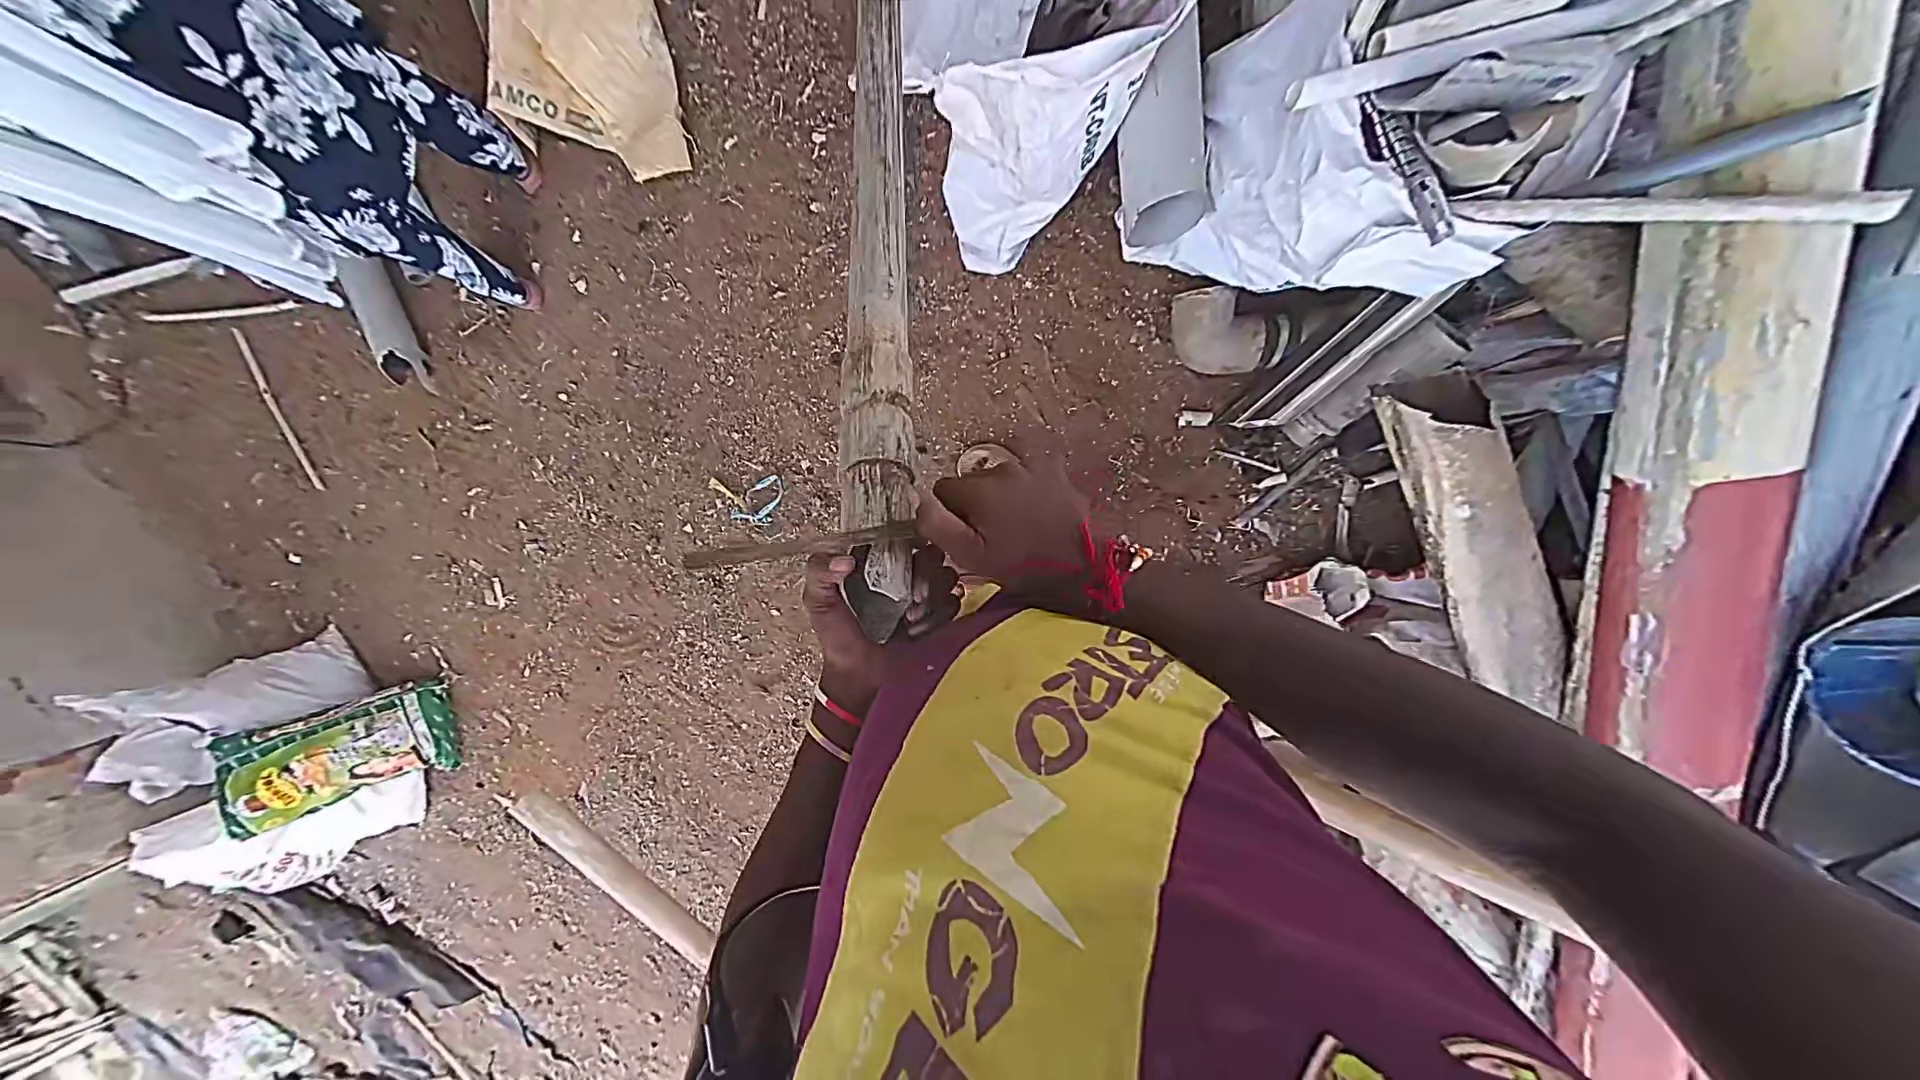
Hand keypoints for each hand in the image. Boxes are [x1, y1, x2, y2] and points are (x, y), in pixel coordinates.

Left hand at [802, 546, 959, 707]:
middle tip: (914, 599)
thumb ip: (819, 572)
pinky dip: (941, 615)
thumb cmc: (838, 637)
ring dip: (935, 597)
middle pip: (933, 555)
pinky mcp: (940, 617)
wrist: (858, 677)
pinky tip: (919, 630)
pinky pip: (954, 603)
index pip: (903, 540)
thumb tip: (845, 561)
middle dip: (928, 575)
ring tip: (912, 619)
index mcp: (879, 564)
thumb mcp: (818, 601)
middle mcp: (905, 575)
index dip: (906, 552)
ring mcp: (926, 595)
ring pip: (948, 576)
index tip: (899, 572)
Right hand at [915, 428, 1096, 611]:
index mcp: (979, 490)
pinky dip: (1023, 482)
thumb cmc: (1023, 566)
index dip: (950, 514)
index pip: (943, 490)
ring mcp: (1032, 466)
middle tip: (992, 533)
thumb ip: (937, 525)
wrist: (1079, 567)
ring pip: (997, 476)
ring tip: (1015, 523)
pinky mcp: (1054, 471)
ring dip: (1000, 494)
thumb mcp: (971, 556)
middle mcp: (1003, 469)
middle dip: (974, 504)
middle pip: (970, 482)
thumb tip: (918, 500)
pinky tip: (1030, 504)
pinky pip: (1027, 467)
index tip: (966, 534)